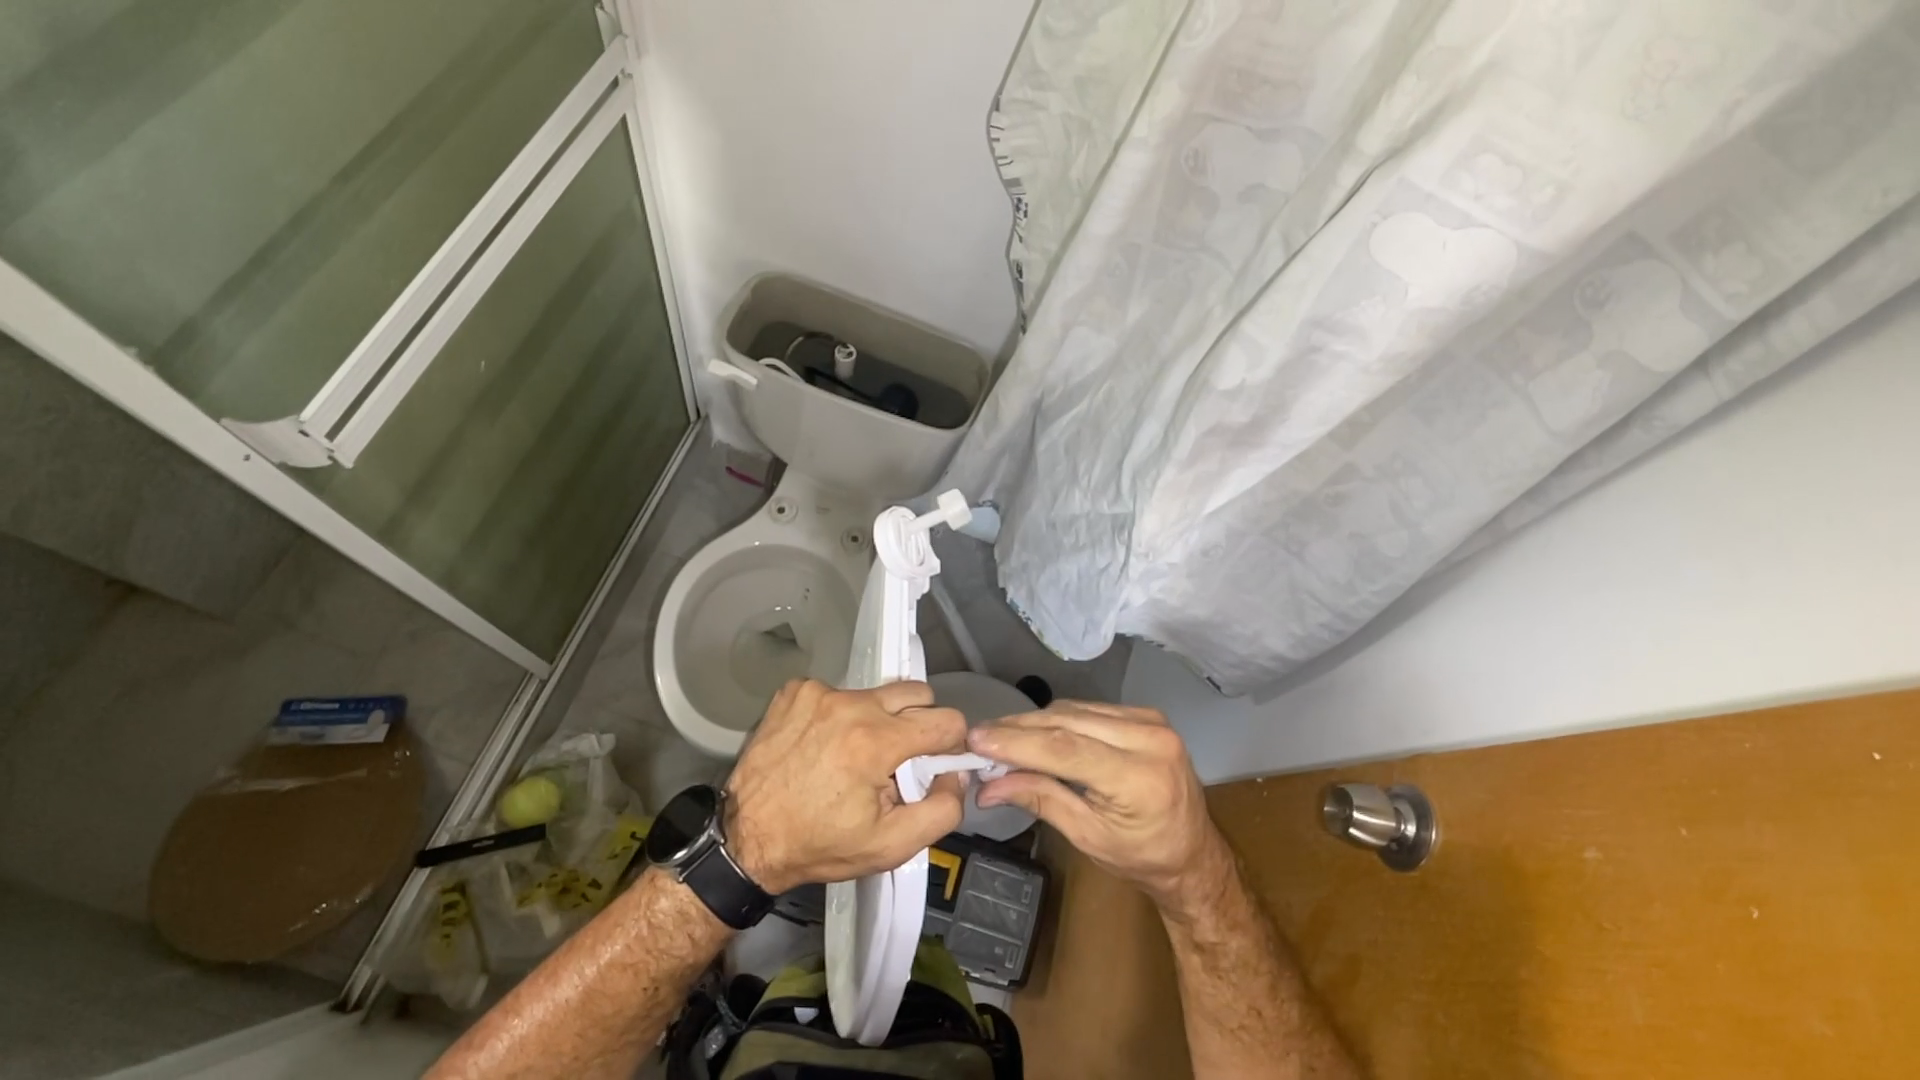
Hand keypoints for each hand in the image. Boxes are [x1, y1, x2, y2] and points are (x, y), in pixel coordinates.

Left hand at [724, 679, 966, 893]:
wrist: (747, 838)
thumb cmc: (819, 844)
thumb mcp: (892, 846)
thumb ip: (943, 809)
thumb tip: (956, 774)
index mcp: (877, 741)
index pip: (947, 720)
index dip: (949, 745)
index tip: (933, 765)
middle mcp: (850, 705)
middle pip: (917, 694)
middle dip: (919, 725)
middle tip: (898, 760)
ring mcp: (819, 694)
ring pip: (877, 693)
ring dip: (879, 719)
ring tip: (856, 755)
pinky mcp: (795, 692)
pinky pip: (839, 692)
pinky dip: (841, 715)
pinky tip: (825, 746)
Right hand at [969, 701, 1231, 915]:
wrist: (1193, 852)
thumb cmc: (1141, 856)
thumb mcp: (1087, 836)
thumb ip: (1040, 800)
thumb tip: (987, 787)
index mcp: (1139, 777)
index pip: (1065, 748)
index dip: (1016, 742)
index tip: (975, 740)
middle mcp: (1149, 738)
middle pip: (1068, 721)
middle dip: (1018, 728)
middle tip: (979, 738)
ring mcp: (1152, 721)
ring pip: (1076, 710)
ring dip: (1035, 722)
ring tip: (1000, 737)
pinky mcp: (1147, 715)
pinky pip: (1091, 710)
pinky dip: (1059, 720)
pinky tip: (1036, 733)